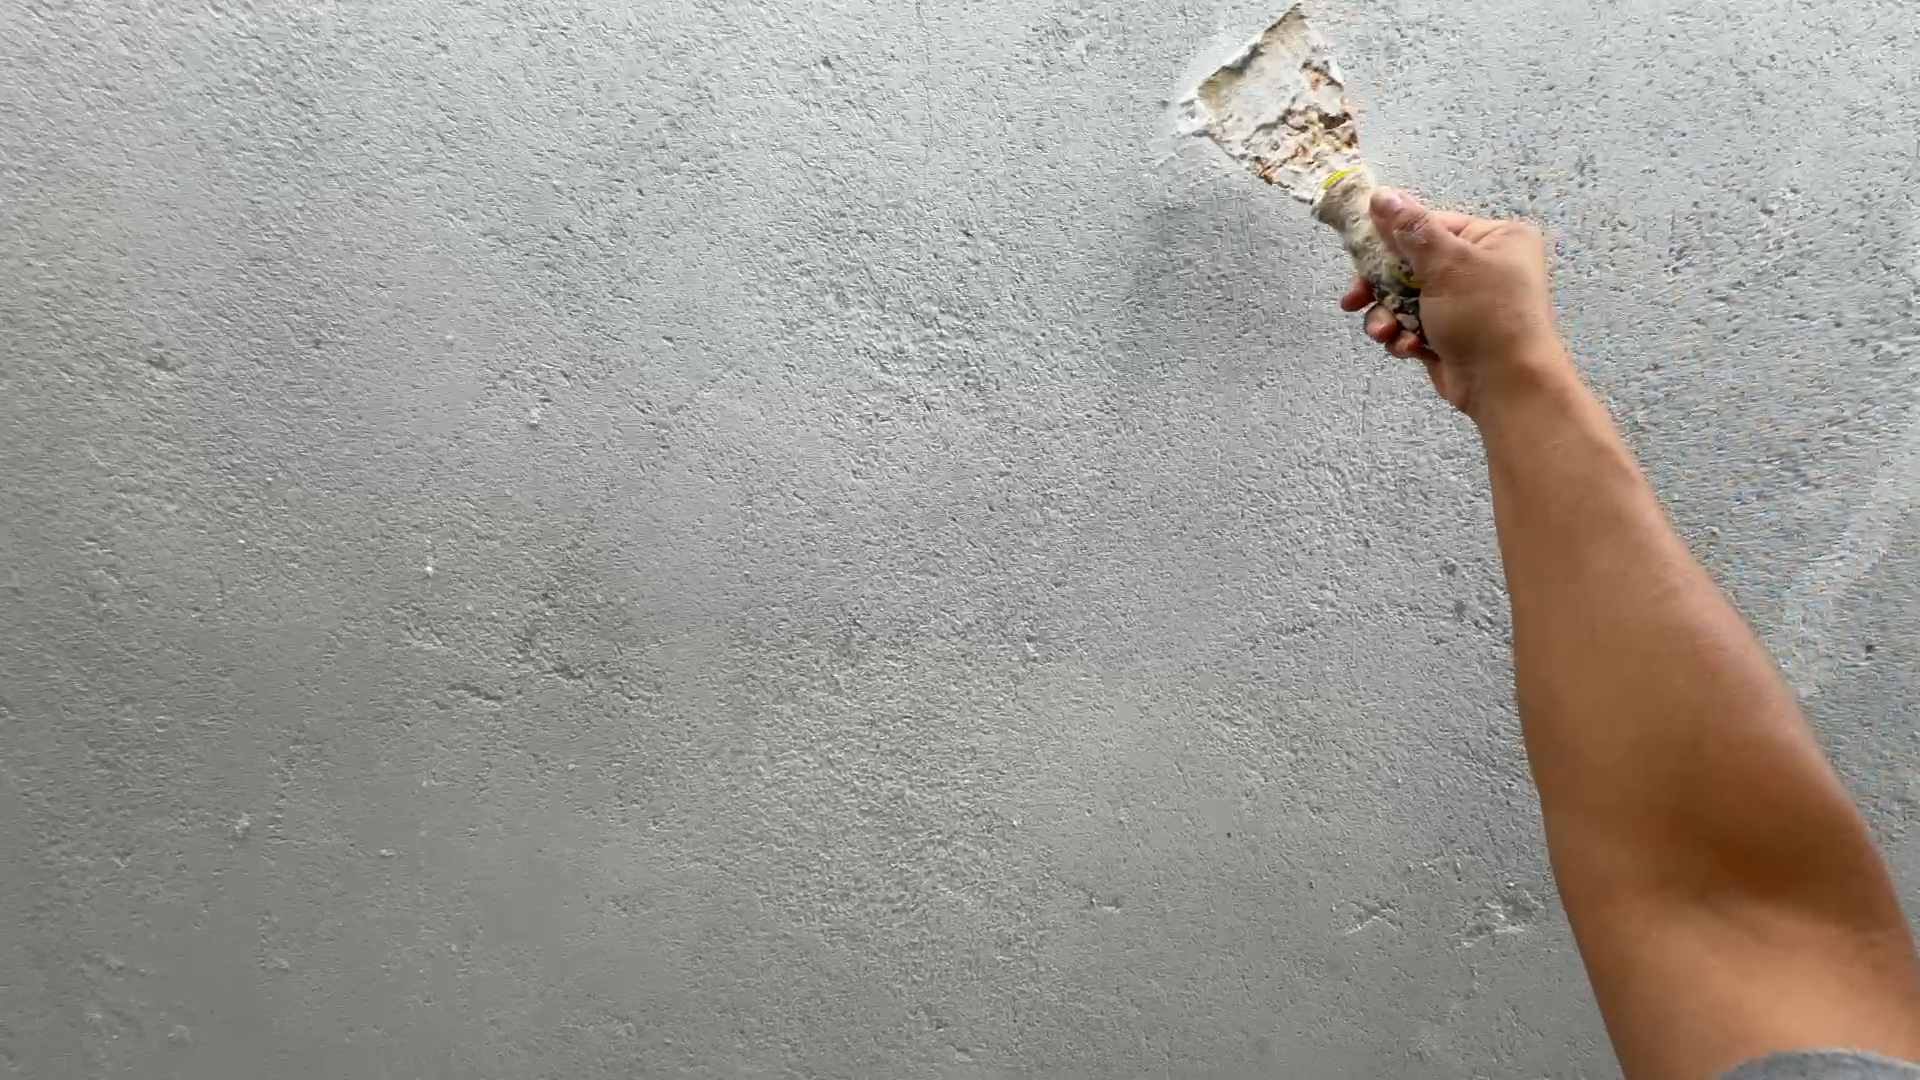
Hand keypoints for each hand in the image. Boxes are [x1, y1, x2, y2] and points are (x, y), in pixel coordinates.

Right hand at [1340, 189, 1569, 417]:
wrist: (1503, 382)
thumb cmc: (1487, 316)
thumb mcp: (1448, 265)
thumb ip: (1411, 230)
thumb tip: (1382, 196)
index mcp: (1491, 239)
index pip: (1427, 227)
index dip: (1389, 242)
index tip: (1358, 257)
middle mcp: (1477, 266)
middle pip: (1407, 265)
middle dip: (1380, 289)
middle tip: (1354, 300)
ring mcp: (1459, 302)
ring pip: (1400, 300)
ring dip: (1387, 318)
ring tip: (1388, 333)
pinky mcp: (1444, 333)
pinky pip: (1407, 326)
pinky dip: (1402, 337)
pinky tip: (1410, 348)